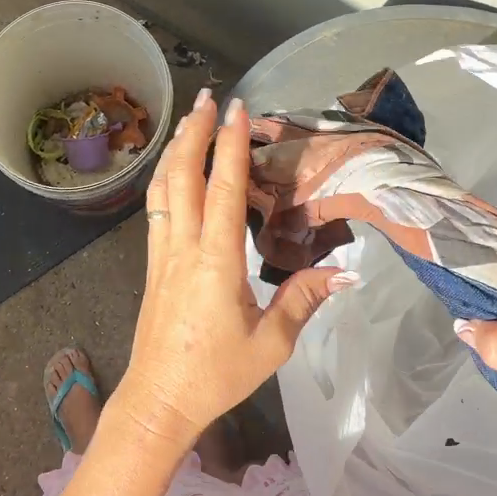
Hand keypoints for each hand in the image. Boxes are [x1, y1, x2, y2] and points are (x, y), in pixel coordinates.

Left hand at [108, 89, 351, 449]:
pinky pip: (155, 208)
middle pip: (184, 175)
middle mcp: (183, 246)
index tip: (238, 110)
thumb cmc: (217, 374)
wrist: (160, 397)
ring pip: (163, 187)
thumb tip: (345, 271)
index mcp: (215, 260)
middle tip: (208, 98)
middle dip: (195, 132)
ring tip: (188, 121)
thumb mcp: (272, 344)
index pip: (223, 189)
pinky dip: (164, 179)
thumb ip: (304, 300)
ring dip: (175, 150)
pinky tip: (170, 171)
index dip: (230, 145)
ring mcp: (161, 252)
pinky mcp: (151, 262)